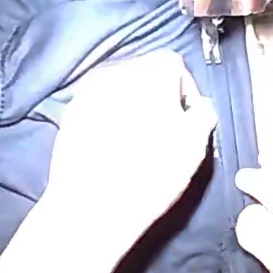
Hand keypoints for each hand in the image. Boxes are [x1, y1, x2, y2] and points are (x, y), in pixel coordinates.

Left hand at [44, 50, 216, 253]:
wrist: (93, 207)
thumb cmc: (153, 173)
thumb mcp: (196, 145)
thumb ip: (203, 114)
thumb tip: (200, 107)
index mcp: (151, 72)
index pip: (176, 65)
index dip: (186, 92)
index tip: (188, 120)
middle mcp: (116, 71)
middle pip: (146, 74)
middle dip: (158, 97)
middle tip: (166, 132)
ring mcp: (87, 92)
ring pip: (121, 91)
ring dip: (134, 108)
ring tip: (139, 143)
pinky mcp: (69, 114)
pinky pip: (99, 108)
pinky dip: (110, 120)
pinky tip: (115, 149)